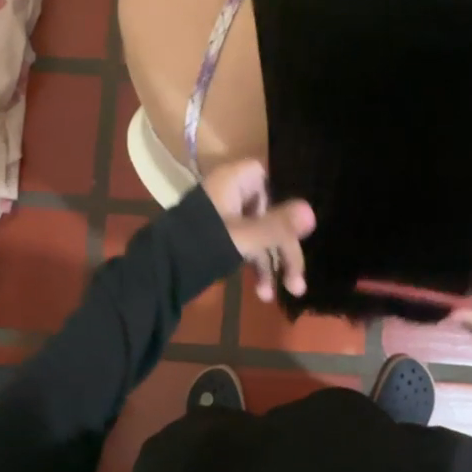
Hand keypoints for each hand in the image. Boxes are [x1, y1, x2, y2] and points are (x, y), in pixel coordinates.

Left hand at [201, 159, 315, 301]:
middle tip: (297, 281)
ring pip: (258, 235)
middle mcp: (229, 195)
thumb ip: (278, 226)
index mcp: (232, 182)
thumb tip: (312, 211)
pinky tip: (262, 292)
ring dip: (271, 264)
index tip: (290, 226)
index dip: (279, 200)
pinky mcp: (218, 239)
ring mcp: (223, 218)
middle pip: (268, 213)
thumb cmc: (203, 246)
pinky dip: (255, 266)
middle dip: (284, 249)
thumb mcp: (245, 238)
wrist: (159, 272)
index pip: (264, 176)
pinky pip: (245, 246)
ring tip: (279, 294)